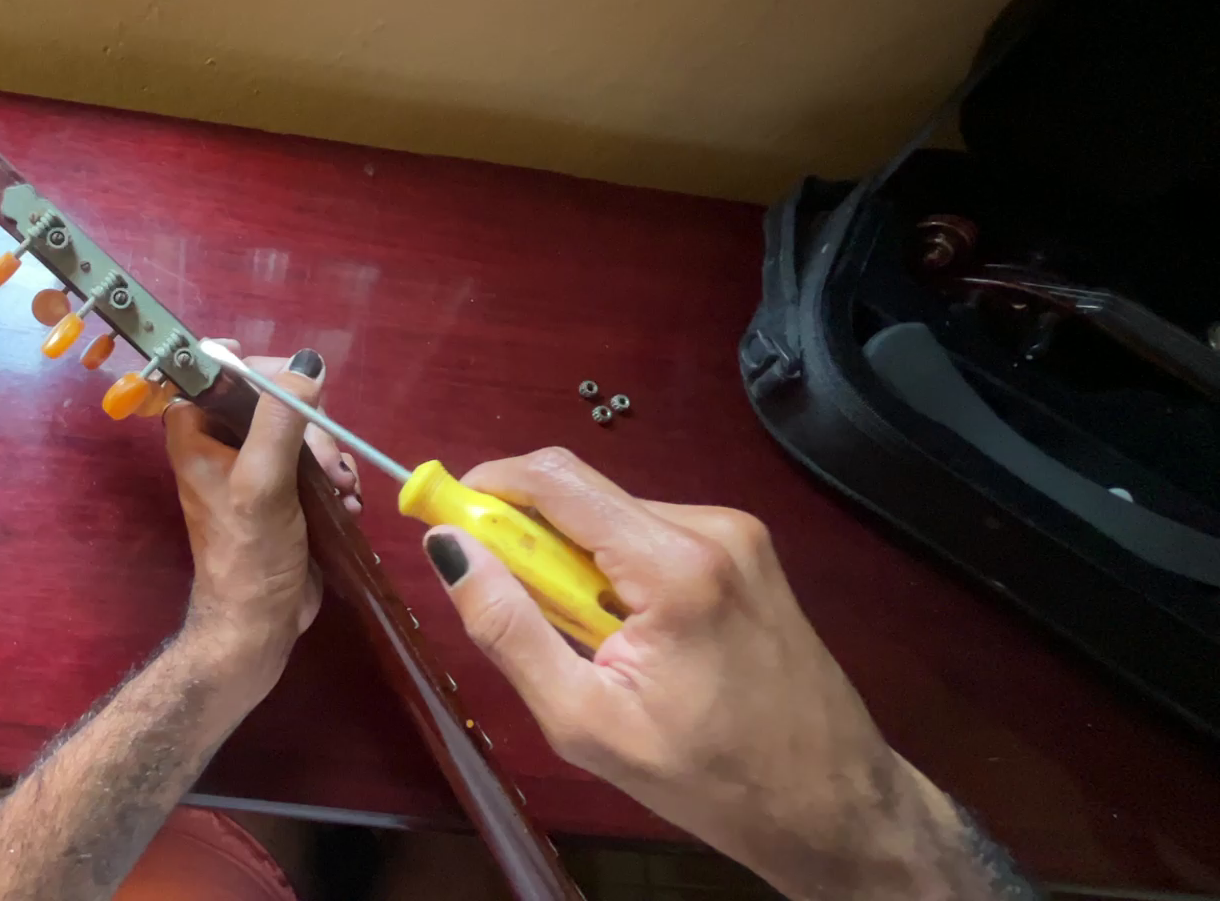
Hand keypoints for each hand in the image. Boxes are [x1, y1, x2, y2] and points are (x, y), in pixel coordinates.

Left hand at [164, 347, 355, 696]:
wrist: (261, 622)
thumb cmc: (249, 552)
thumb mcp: (263, 480)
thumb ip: (280, 418)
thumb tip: (308, 364)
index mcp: (197, 431)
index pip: (219, 371)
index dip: (256, 367)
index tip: (295, 377)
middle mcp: (222, 441)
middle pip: (271, 398)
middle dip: (310, 425)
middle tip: (329, 461)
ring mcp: (255, 464)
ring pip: (299, 428)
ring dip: (329, 454)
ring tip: (342, 488)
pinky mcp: (284, 487)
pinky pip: (313, 459)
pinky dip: (334, 475)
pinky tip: (346, 501)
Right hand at [424, 449, 978, 900]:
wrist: (841, 809)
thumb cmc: (707, 778)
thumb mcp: (583, 721)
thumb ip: (505, 628)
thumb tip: (448, 546)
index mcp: (673, 566)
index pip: (556, 481)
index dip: (488, 483)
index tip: (447, 514)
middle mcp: (707, 526)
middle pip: (578, 489)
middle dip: (523, 525)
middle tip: (501, 585)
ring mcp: (733, 530)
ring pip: (607, 509)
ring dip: (566, 549)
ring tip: (577, 627)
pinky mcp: (741, 544)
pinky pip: (640, 526)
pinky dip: (605, 558)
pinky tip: (621, 620)